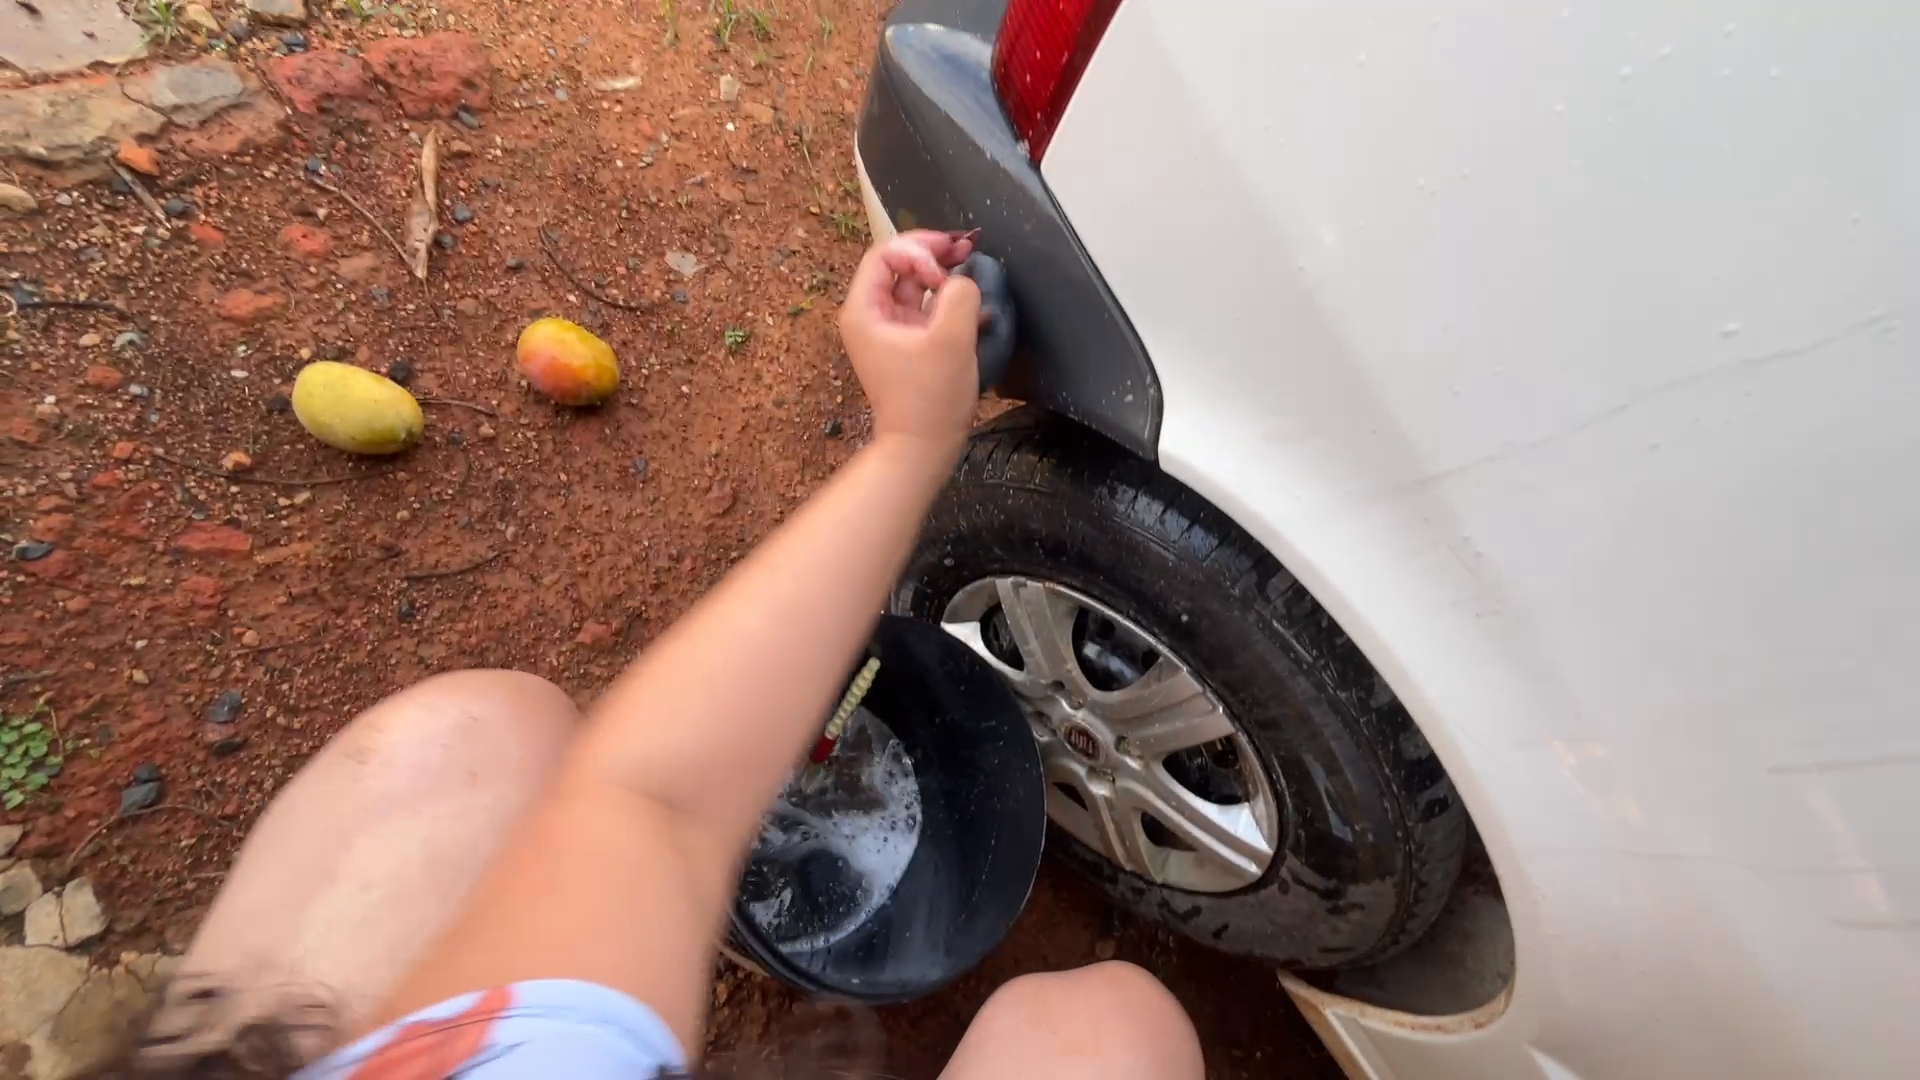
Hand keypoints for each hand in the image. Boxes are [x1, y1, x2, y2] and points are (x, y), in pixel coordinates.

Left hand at [838, 230, 981, 452]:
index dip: (919, 247)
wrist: (923, 448)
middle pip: (898, 267)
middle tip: (966, 248)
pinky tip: (972, 303)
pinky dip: (945, 302)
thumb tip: (962, 281)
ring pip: (913, 288)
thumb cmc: (930, 398)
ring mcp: (889, 334)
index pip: (885, 254)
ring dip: (942, 276)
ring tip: (971, 265)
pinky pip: (924, 312)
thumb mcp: (950, 339)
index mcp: (864, 312)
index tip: (950, 263)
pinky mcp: (907, 348)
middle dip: (933, 255)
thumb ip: (959, 295)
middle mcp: (870, 318)